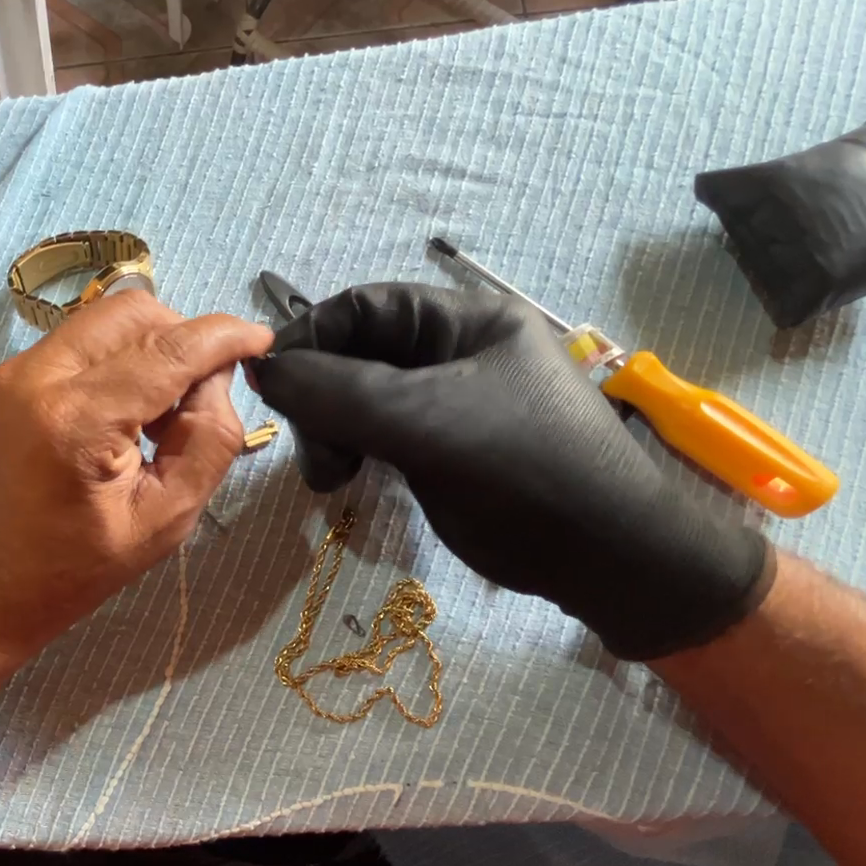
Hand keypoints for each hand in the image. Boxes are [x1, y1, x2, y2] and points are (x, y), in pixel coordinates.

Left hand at [0, 291, 270, 662]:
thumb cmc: (73, 571)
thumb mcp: (163, 521)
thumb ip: (207, 441)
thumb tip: (216, 378)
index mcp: (76, 418)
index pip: (169, 349)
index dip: (225, 337)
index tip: (261, 340)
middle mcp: (37, 375)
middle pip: (134, 312)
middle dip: (183, 337)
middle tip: (201, 395)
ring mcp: (14, 372)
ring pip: (104, 319)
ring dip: (149, 346)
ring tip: (160, 412)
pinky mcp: (6, 379)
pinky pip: (78, 342)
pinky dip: (115, 358)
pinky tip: (123, 413)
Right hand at [253, 283, 772, 659]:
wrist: (601, 558)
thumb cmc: (521, 473)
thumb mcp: (424, 422)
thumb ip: (337, 391)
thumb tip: (264, 370)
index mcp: (464, 321)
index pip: (364, 307)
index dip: (309, 337)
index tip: (268, 383)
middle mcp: (450, 354)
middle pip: (353, 354)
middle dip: (319, 397)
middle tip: (314, 451)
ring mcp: (441, 403)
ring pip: (355, 399)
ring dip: (327, 431)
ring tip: (330, 477)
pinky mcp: (433, 447)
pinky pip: (370, 433)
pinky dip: (347, 451)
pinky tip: (345, 480)